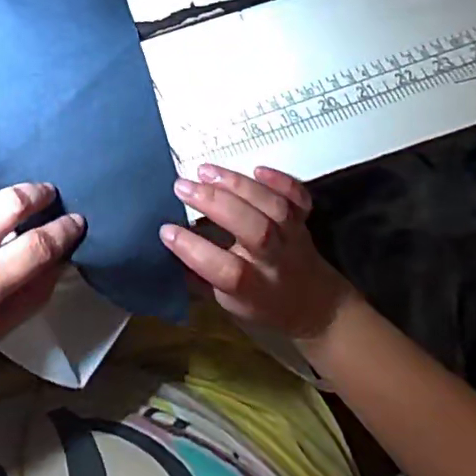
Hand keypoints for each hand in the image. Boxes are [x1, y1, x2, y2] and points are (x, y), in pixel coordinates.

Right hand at [158, 164, 354, 340]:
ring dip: (238, 185)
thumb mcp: (226, 302)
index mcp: (254, 290)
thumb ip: (197, 275)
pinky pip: (299, 199)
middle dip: (216, 204)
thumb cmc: (259, 303)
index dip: (195, 249)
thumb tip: (161, 246)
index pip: (228, 270)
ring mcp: (294, 239)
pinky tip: (257, 169)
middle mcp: (277, 262)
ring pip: (274, 208)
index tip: (166, 230)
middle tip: (181, 186)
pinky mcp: (304, 221)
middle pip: (256, 230)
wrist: (314, 306)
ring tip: (204, 171)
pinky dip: (282, 181)